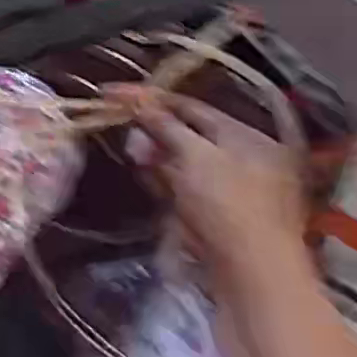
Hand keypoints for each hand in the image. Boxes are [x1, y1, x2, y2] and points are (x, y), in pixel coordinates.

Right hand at [114, 87, 305, 267]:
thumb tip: (136, 101)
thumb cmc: (225, 201)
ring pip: (175, 151)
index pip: (188, 104)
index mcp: (247, 137)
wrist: (249, 264)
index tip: (108, 91)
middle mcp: (242, 154)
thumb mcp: (192, 153)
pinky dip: (161, 173)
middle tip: (123, 131)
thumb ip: (162, 122)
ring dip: (152, 153)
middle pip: (181, 128)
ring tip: (140, 161)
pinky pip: (178, 174)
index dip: (147, 96)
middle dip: (149, 129)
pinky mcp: (215, 199)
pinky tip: (153, 181)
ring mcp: (230, 178)